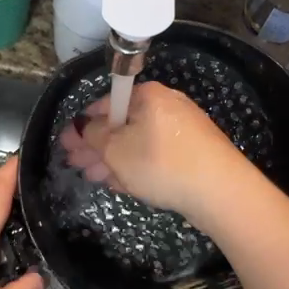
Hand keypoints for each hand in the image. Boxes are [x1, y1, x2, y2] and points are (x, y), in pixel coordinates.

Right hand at [57, 81, 256, 218]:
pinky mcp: (193, 155)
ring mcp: (182, 131)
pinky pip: (156, 157)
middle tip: (75, 163)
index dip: (84, 125)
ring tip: (93, 178)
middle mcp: (167, 107)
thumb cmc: (162, 164)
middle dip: (96, 145)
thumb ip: (93, 136)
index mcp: (149, 96)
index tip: (67, 143)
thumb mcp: (117, 150)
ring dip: (113, 160)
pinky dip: (136, 167)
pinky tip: (120, 183)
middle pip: (122, 124)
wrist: (221, 192)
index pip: (107, 103)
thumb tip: (83, 127)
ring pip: (138, 143)